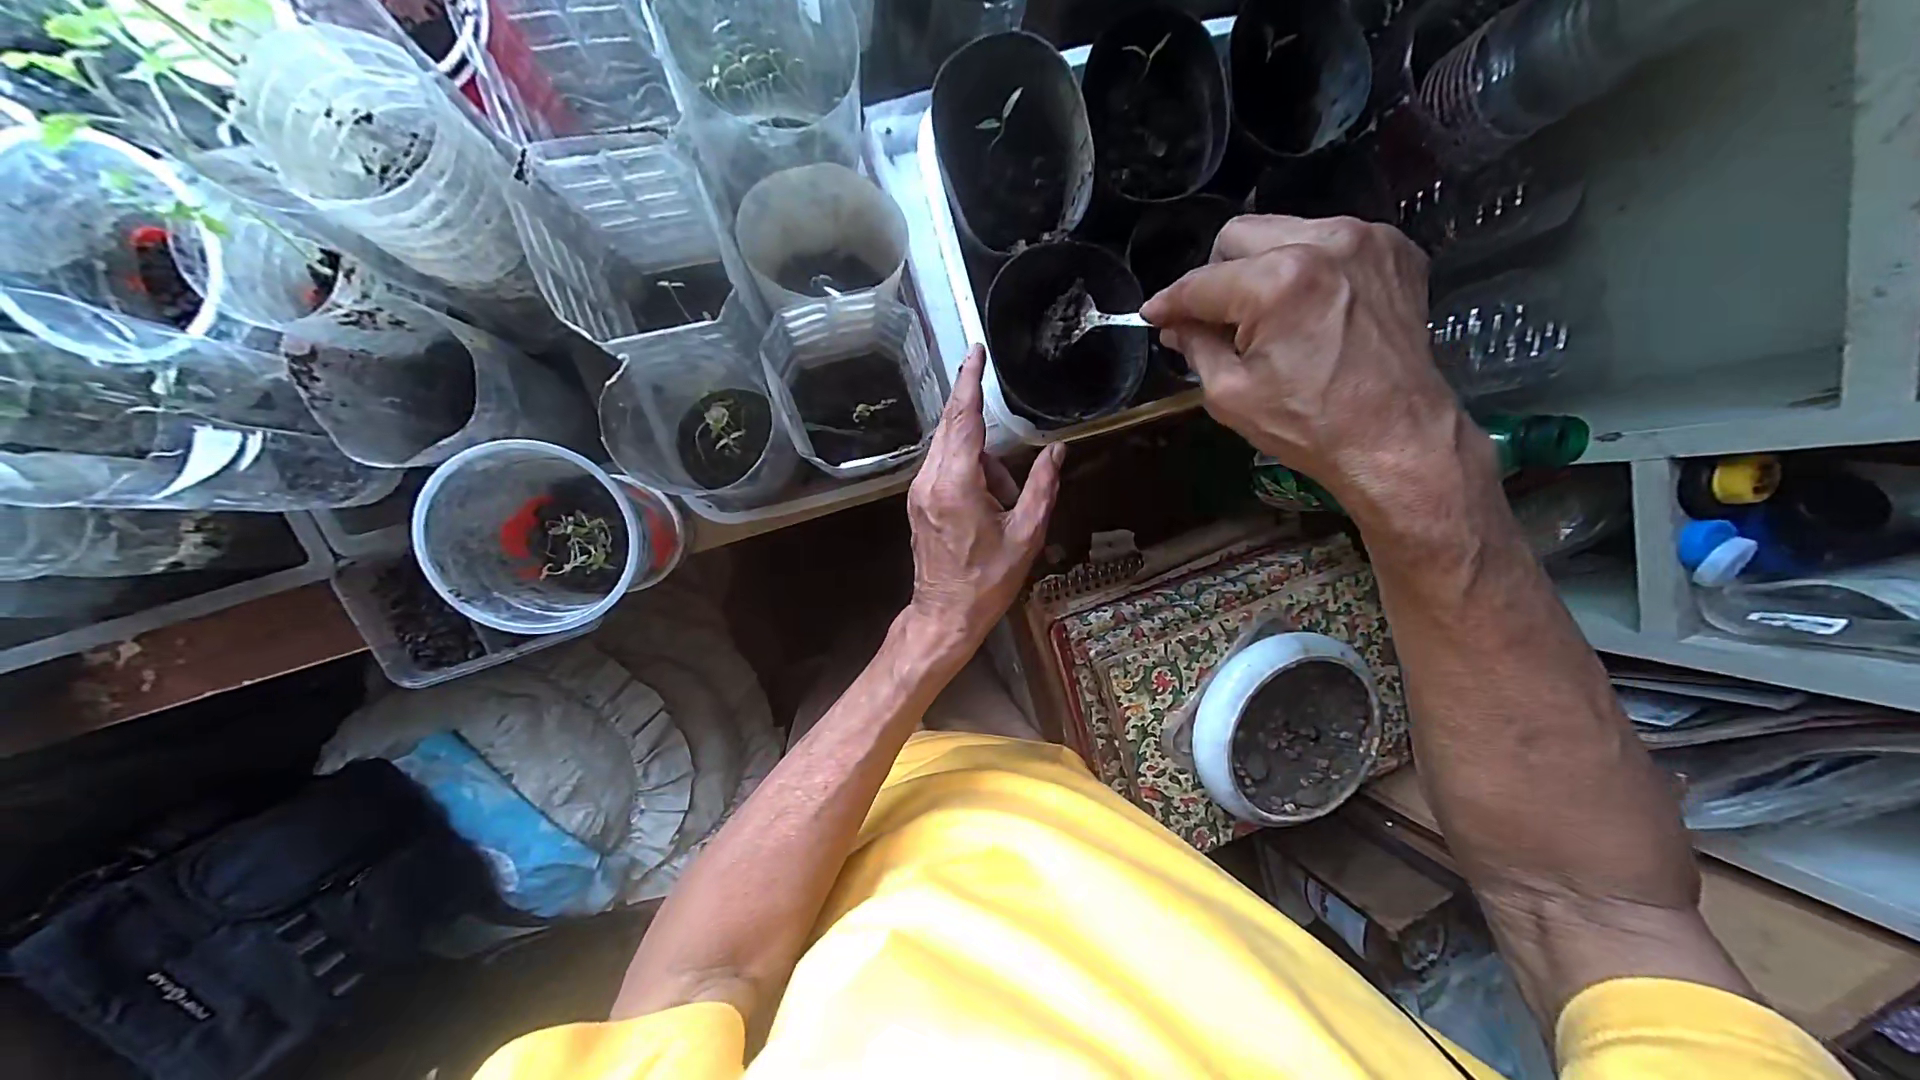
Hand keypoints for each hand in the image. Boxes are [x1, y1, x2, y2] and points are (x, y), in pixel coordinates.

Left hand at [905, 346, 1064, 653]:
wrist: (945, 614)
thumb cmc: (988, 580)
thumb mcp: (1026, 534)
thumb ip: (1043, 486)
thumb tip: (1056, 450)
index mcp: (956, 484)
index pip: (963, 419)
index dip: (970, 383)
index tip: (974, 352)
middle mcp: (929, 481)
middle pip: (954, 430)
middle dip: (982, 426)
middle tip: (1004, 462)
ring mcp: (918, 491)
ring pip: (951, 450)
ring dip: (982, 462)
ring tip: (1002, 507)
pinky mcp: (917, 501)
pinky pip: (944, 468)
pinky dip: (969, 473)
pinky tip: (986, 506)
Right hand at [1141, 215, 1468, 513]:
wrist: (1396, 439)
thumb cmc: (1309, 425)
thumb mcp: (1229, 394)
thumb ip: (1195, 347)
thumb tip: (1176, 325)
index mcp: (1278, 280)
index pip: (1201, 281)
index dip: (1168, 301)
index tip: (1153, 315)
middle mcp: (1324, 241)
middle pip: (1238, 236)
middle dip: (1215, 277)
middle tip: (1213, 319)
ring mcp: (1367, 240)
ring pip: (1284, 230)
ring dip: (1259, 268)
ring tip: (1263, 315)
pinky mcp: (1394, 250)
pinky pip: (1327, 241)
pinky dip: (1306, 268)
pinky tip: (1307, 309)